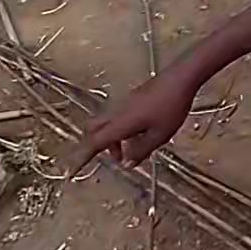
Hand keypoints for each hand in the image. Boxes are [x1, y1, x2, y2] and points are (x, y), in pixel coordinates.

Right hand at [71, 71, 197, 171]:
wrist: (180, 77)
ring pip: (106, 122)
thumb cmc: (171, 106)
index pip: (95, 142)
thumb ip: (141, 151)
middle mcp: (118, 111)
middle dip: (97, 146)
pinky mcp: (133, 98)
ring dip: (113, 139)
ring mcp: (125, 102)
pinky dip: (121, 129)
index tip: (70, 171)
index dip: (82, 157)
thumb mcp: (159, 135)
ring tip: (134, 149)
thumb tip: (126, 163)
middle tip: (116, 159)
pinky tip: (142, 133)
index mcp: (121, 122)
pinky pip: (118, 116)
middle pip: (94, 129)